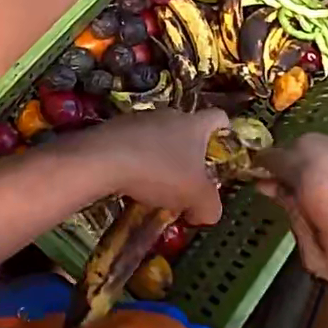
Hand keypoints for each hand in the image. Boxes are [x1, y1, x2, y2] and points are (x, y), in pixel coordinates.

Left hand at [53, 109, 228, 224]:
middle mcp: (169, 115)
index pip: (219, 118)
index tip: (223, 153)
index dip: (226, 133)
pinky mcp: (115, 129)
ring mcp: (140, 119)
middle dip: (189, 156)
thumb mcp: (195, 197)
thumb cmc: (158, 171)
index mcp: (194, 124)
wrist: (102, 159)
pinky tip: (130, 184)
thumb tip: (205, 213)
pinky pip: (134, 145)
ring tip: (156, 189)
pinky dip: (137, 161)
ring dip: (161, 160)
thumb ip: (209, 206)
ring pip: (159, 138)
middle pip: (187, 130)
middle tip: (187, 184)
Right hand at [257, 134, 327, 316]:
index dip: (264, 163)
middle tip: (276, 179)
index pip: (282, 158)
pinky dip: (324, 157)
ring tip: (299, 180)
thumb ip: (294, 216)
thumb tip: (273, 189)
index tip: (255, 174)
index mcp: (321, 188)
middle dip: (284, 156)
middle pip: (302, 142)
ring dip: (304, 154)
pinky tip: (324, 182)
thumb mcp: (318, 256)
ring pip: (322, 141)